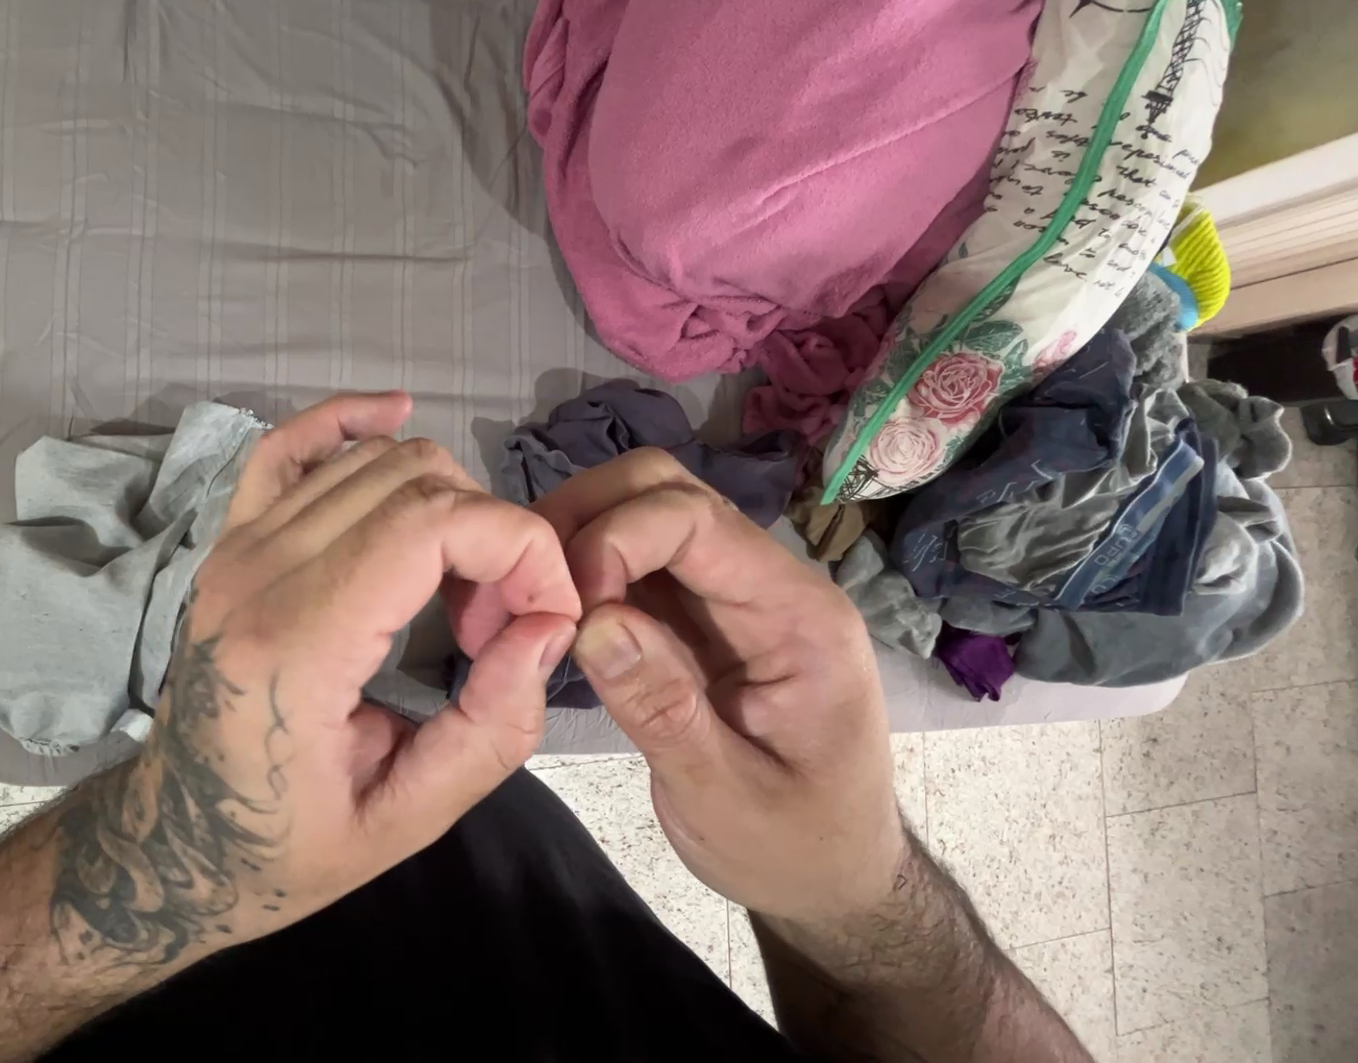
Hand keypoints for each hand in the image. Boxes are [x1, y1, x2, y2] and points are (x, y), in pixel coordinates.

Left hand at [50, 392, 580, 965]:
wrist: (176, 838)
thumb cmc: (286, 845)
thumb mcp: (406, 820)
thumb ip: (492, 728)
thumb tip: (547, 626)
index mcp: (296, 644)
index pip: (432, 525)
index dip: (520, 548)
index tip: (549, 614)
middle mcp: (258, 572)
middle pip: (414, 480)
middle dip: (492, 534)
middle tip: (500, 621)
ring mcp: (237, 545)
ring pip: (376, 459)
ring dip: (449, 507)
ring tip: (457, 591)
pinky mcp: (232, 538)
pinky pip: (291, 444)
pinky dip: (352, 420)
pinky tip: (398, 417)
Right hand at [512, 448, 904, 927]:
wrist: (827, 871)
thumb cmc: (792, 844)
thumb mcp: (727, 798)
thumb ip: (662, 708)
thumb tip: (590, 621)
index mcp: (796, 616)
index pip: (697, 521)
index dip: (616, 540)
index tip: (565, 607)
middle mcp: (763, 580)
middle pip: (666, 488)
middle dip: (586, 515)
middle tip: (530, 583)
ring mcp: (724, 589)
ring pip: (640, 508)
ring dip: (575, 535)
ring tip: (530, 598)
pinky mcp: (691, 609)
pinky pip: (628, 556)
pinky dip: (579, 566)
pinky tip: (550, 609)